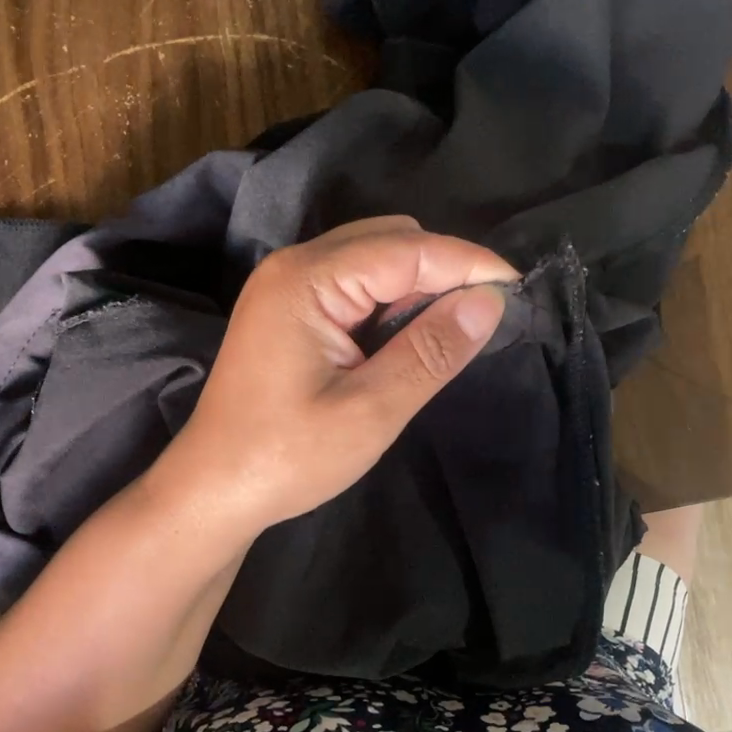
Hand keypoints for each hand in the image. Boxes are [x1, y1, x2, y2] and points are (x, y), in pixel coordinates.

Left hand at [154, 216, 515, 531]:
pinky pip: (348, 288)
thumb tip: (489, 303)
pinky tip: (405, 338)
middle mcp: (292, 268)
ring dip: (415, 286)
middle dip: (442, 270)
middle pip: (387, 241)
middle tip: (484, 317)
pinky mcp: (283, 315)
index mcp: (308, 281)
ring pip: (369, 262)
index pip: (406, 249)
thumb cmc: (288, 457)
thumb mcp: (370, 411)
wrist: (213, 491)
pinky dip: (385, 303)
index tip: (518, 289)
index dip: (467, 264)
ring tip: (451, 330)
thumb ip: (430, 352)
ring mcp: (283, 289)